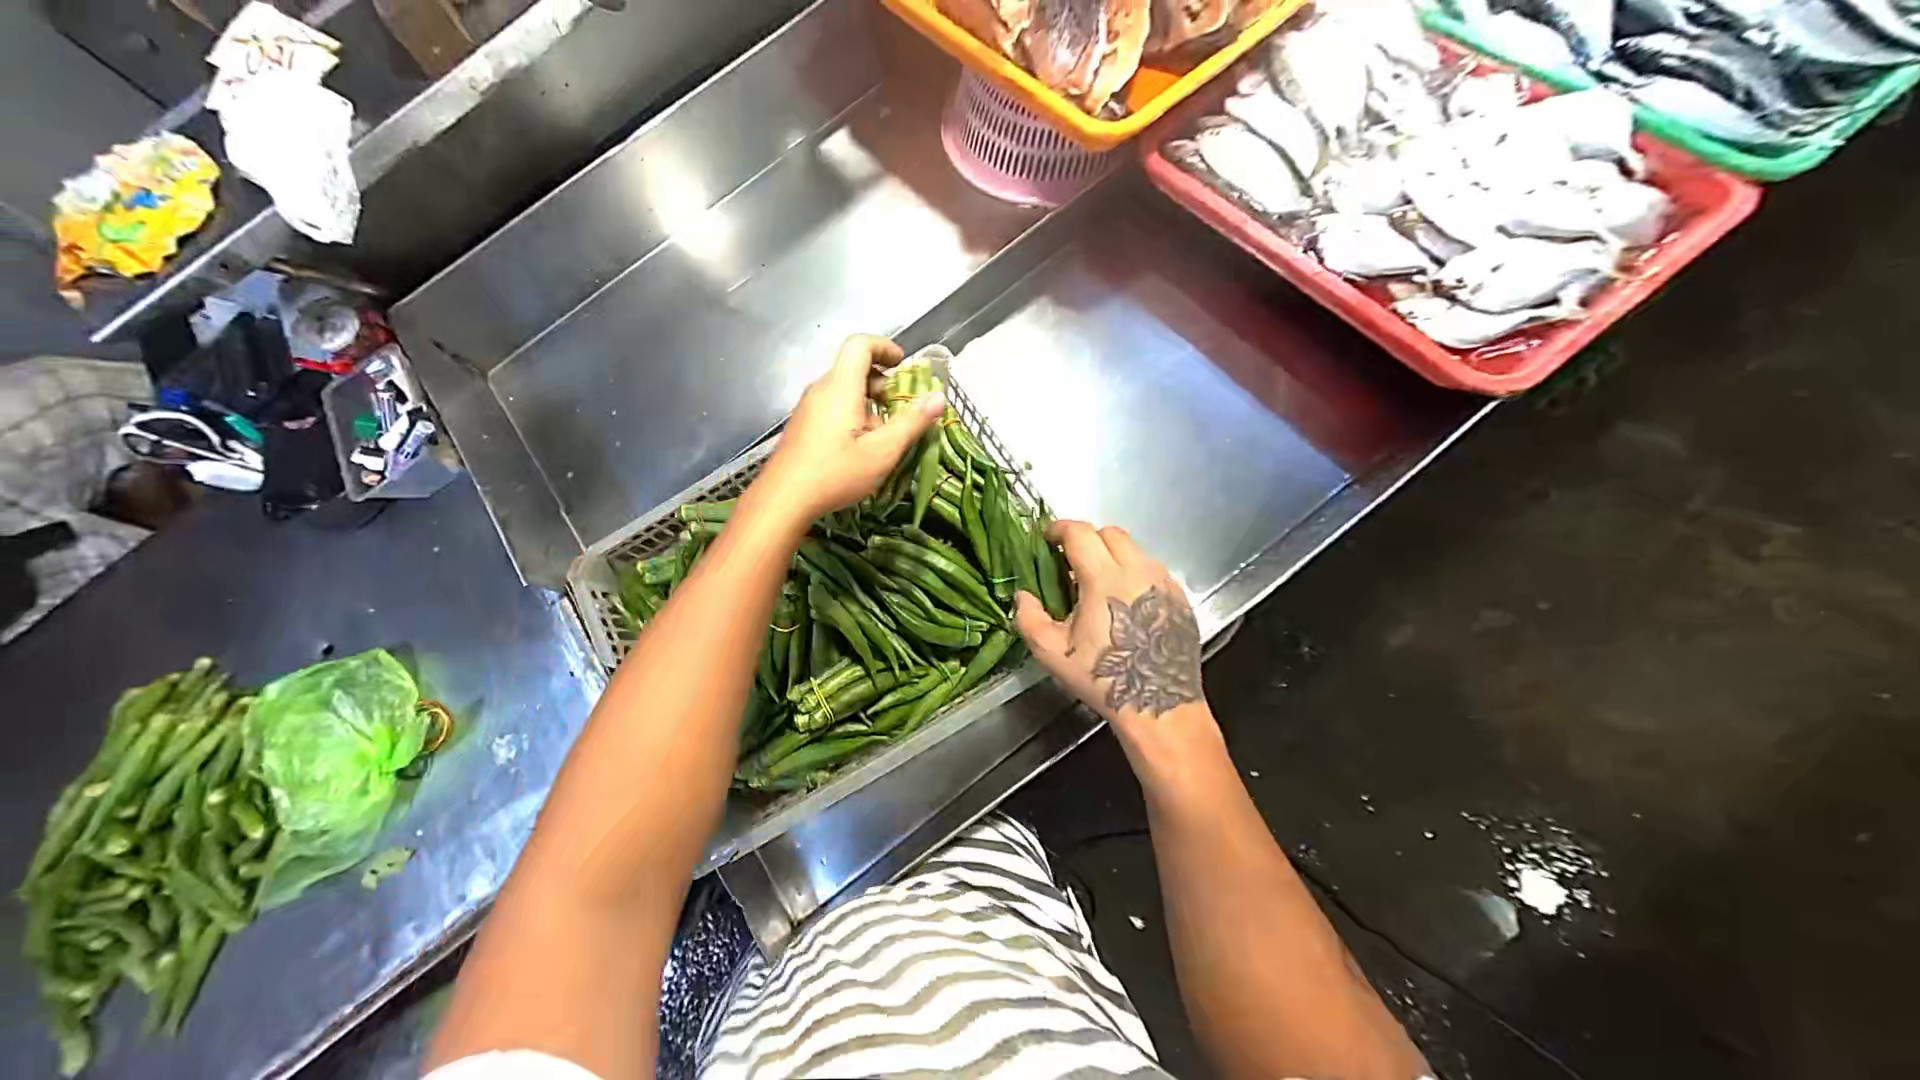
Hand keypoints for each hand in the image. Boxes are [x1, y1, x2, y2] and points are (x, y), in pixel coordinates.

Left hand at [750, 335, 944, 525]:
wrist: (783, 500)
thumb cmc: (835, 473)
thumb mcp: (882, 451)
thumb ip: (912, 422)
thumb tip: (939, 397)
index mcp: (841, 387)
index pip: (861, 344)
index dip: (885, 347)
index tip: (904, 366)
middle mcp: (822, 389)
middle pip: (854, 368)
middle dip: (883, 383)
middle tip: (903, 409)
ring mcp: (809, 407)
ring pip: (845, 391)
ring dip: (870, 404)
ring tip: (886, 435)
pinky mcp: (804, 425)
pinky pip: (833, 407)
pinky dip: (854, 416)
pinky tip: (862, 448)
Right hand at [1014, 521, 1206, 724]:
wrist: (1159, 705)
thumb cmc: (1104, 679)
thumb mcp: (1053, 652)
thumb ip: (1029, 618)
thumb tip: (1023, 596)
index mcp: (1105, 579)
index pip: (1080, 533)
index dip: (1059, 529)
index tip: (1047, 537)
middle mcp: (1139, 572)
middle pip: (1110, 533)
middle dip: (1086, 538)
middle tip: (1069, 559)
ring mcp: (1164, 583)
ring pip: (1135, 549)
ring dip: (1112, 554)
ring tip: (1097, 581)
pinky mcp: (1179, 598)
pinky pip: (1153, 569)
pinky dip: (1134, 572)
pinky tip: (1124, 600)